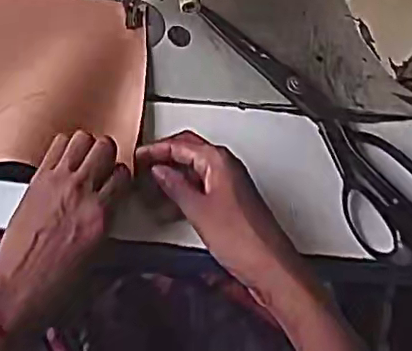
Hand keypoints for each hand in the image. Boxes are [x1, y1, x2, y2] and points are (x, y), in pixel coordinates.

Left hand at [0, 130, 129, 333]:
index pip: (123, 175)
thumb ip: (107, 229)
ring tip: (84, 161)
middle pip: (105, 147)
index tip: (118, 181)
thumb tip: (111, 213)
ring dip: (86, 148)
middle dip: (107, 155)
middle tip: (103, 166)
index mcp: (99, 217)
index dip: (122, 177)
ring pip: (83, 138)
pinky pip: (57, 144)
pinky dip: (64, 147)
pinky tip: (64, 161)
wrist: (14, 290)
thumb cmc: (51, 287)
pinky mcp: (38, 178)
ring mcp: (58, 181)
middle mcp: (80, 192)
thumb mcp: (95, 263)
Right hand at [136, 131, 307, 298]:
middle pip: (188, 149)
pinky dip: (186, 187)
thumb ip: (175, 187)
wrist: (272, 268)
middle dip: (164, 155)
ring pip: (195, 166)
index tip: (140, 155)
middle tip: (144, 164)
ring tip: (154, 184)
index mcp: (218, 160)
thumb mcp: (198, 211)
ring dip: (174, 173)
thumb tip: (160, 171)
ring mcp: (230, 181)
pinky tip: (174, 201)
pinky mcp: (232, 198)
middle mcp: (226, 165)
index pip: (180, 143)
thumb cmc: (245, 240)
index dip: (156, 148)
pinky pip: (202, 182)